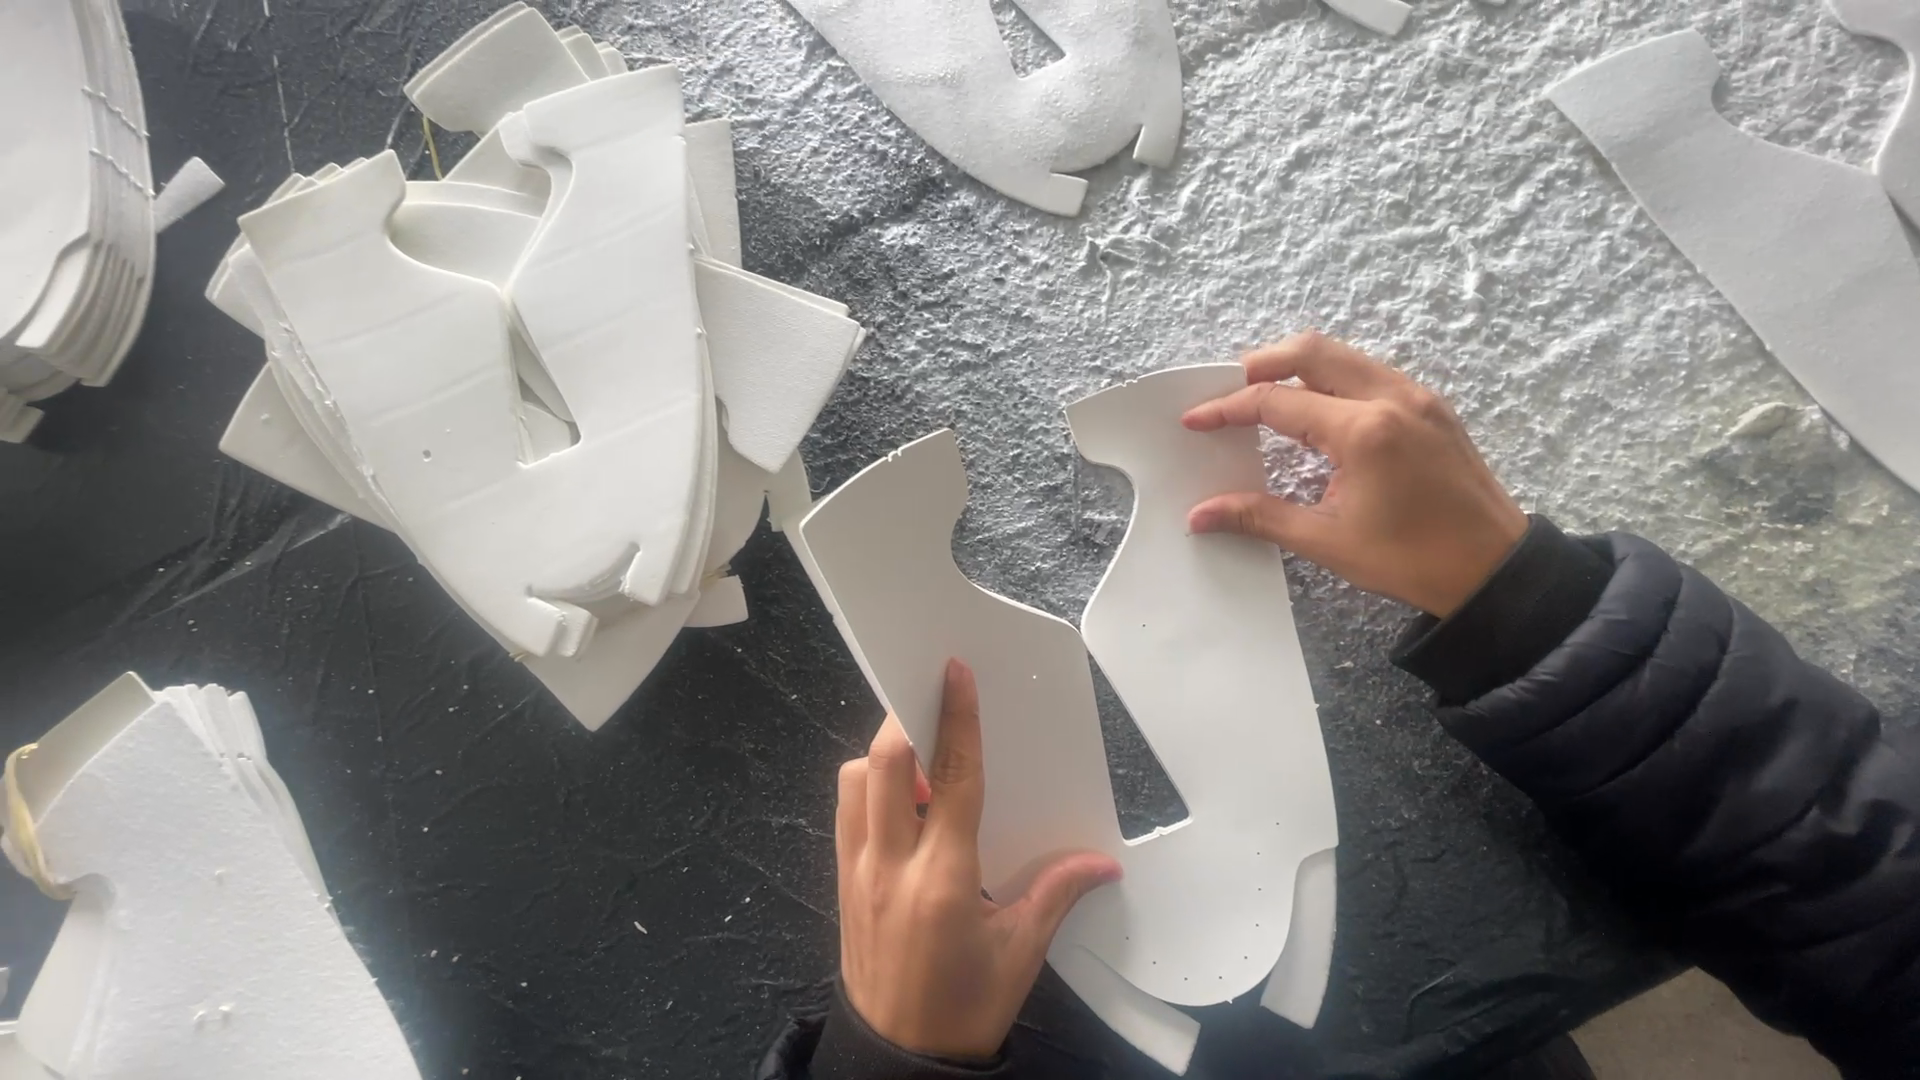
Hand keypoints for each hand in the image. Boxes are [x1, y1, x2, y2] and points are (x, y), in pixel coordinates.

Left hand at [835, 660, 1122, 1059]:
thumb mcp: (1020, 956)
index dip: (956, 719)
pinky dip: (867, 786)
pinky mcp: (840, 882)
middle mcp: (891, 865)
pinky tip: (899, 802)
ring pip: (853, 781)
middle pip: (884, 764)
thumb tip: (1103, 863)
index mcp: (944, 879)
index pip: (952, 778)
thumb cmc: (964, 1008)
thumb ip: (1056, 894)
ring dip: (882, 755)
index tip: (955, 672)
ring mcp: (856, 872)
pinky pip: (845, 812)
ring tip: (920, 764)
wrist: (896, 1064)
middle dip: (904, 717)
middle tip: (929, 698)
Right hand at [1182, 332, 1527, 617]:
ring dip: (1296, 366)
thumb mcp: (1325, 540)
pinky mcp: (1430, 406)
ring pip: (1343, 355)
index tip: (1195, 419)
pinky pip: (1368, 372)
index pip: (1278, 400)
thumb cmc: (1410, 560)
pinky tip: (1313, 410)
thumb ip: (1257, 516)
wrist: (1494, 570)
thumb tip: (1199, 515)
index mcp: (1365, 431)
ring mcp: (1417, 397)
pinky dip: (1330, 378)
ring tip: (1262, 394)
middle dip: (1261, 363)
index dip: (1228, 408)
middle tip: (1226, 389)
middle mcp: (1392, 398)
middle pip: (1312, 351)